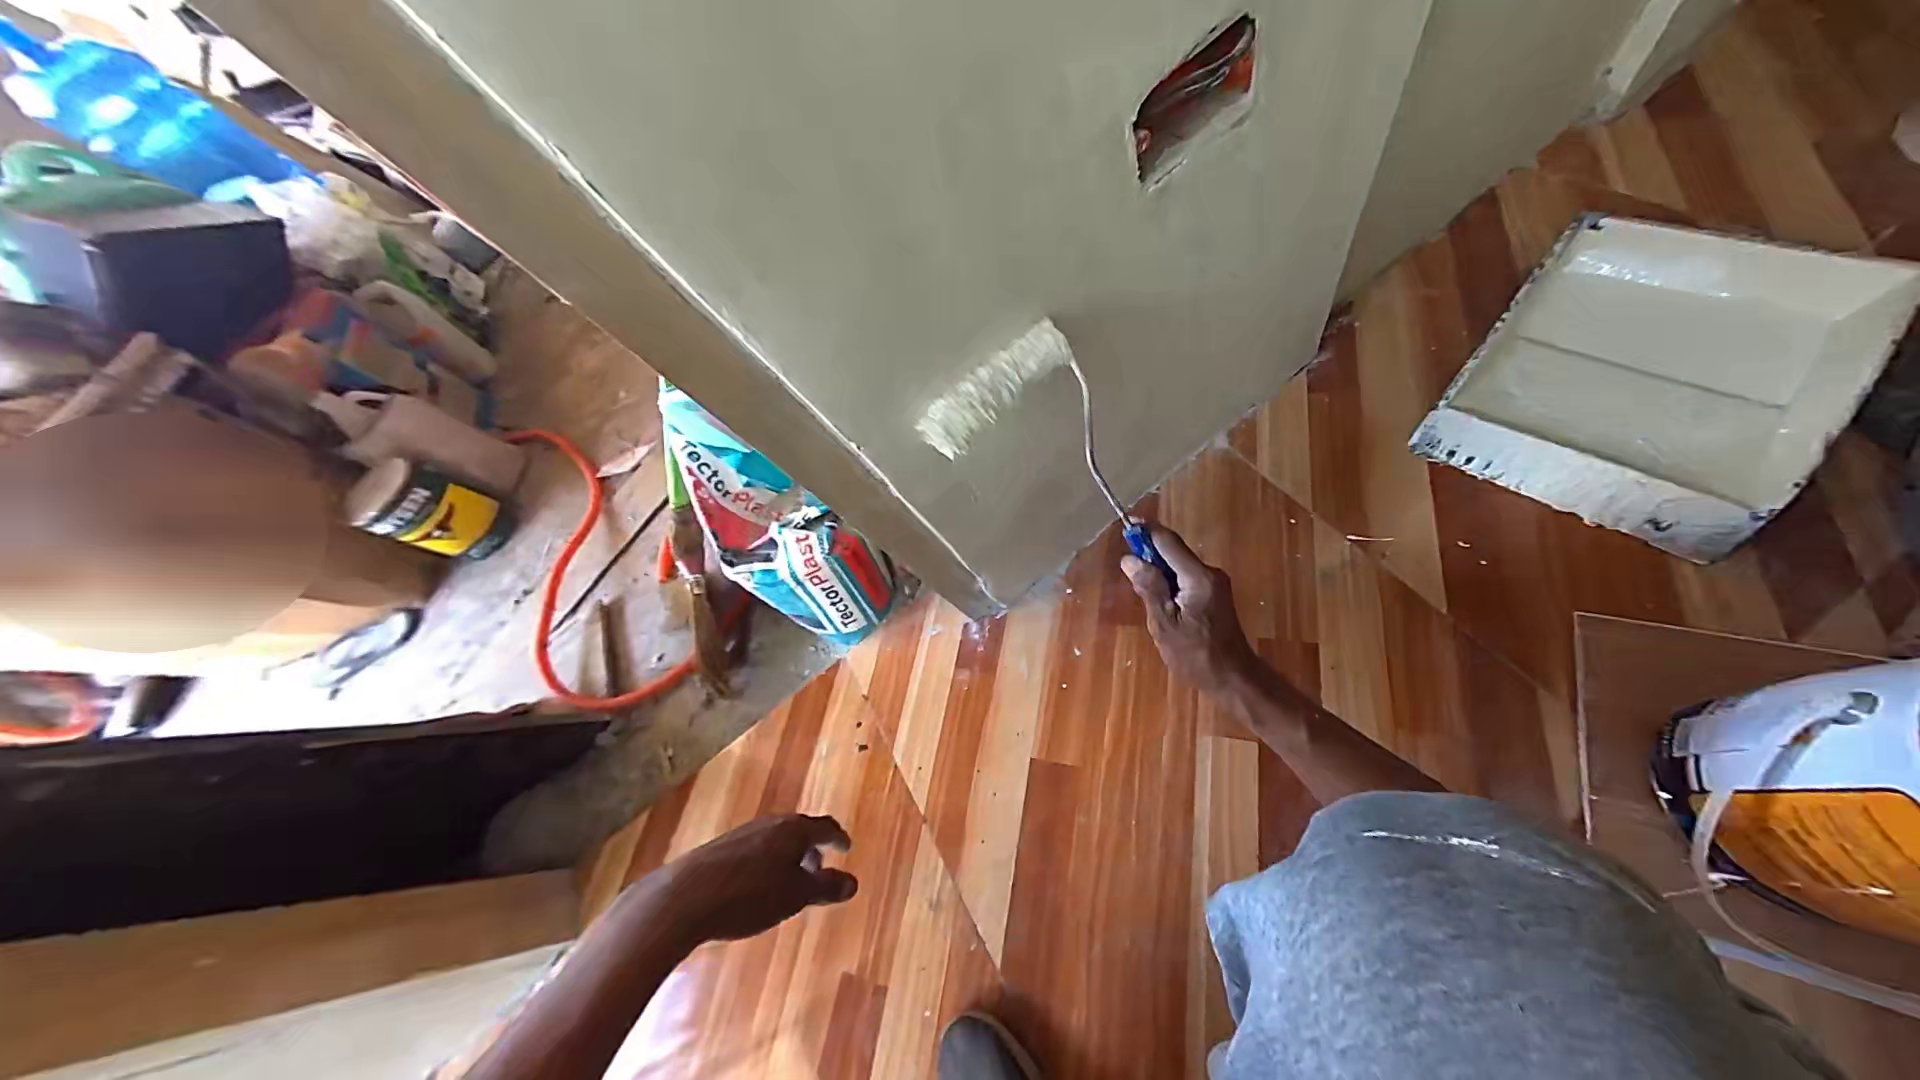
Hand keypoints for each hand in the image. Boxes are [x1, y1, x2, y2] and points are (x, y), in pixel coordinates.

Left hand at [641, 814, 856, 948]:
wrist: (683, 898)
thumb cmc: (749, 895)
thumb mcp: (795, 896)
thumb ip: (825, 888)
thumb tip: (853, 882)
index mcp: (793, 829)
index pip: (825, 827)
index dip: (838, 838)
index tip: (846, 847)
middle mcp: (770, 824)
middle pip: (799, 831)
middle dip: (812, 850)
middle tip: (819, 871)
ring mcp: (742, 834)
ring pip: (775, 841)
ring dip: (788, 858)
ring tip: (789, 884)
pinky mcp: (720, 849)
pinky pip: (755, 850)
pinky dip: (767, 863)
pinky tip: (757, 888)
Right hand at [1122, 525, 1259, 695]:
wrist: (1233, 678)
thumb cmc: (1196, 655)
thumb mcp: (1164, 623)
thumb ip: (1148, 587)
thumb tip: (1130, 559)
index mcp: (1198, 577)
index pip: (1168, 542)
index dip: (1145, 531)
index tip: (1126, 523)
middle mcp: (1210, 574)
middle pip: (1174, 551)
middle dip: (1148, 552)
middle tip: (1126, 565)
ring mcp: (1214, 584)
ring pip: (1178, 565)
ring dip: (1157, 569)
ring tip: (1138, 587)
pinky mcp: (1213, 595)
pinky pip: (1185, 578)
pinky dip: (1168, 582)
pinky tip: (1156, 599)